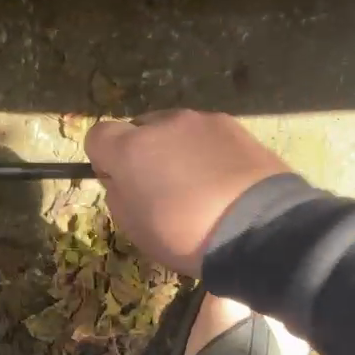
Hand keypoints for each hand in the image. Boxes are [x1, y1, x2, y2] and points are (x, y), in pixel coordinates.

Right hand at [85, 110, 290, 275]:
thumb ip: (118, 192)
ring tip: (194, 184)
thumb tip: (122, 178)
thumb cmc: (182, 233)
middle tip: (157, 185)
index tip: (116, 180)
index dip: (102, 158)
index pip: (97, 135)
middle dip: (140, 151)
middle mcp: (164, 124)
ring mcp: (203, 121)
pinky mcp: (236, 127)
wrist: (256, 229)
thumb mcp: (132, 225)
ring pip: (173, 130)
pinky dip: (204, 152)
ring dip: (173, 149)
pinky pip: (204, 135)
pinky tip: (218, 180)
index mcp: (130, 149)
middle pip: (138, 128)